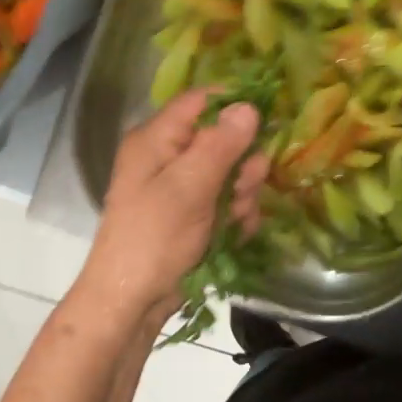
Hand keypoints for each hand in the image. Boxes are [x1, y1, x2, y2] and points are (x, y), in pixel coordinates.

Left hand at [72, 89, 269, 326]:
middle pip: (223, 141)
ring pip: (231, 175)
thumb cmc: (153, 239)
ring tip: (235, 220)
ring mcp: (181, 188)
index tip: (268, 123)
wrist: (132, 300)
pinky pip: (227, 204)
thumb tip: (249, 106)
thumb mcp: (189, 188)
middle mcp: (168, 157)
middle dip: (242, 166)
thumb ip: (220, 146)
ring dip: (242, 197)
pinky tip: (234, 235)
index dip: (235, 107)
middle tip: (243, 190)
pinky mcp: (192, 216)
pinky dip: (236, 218)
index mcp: (157, 140)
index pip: (202, 101)